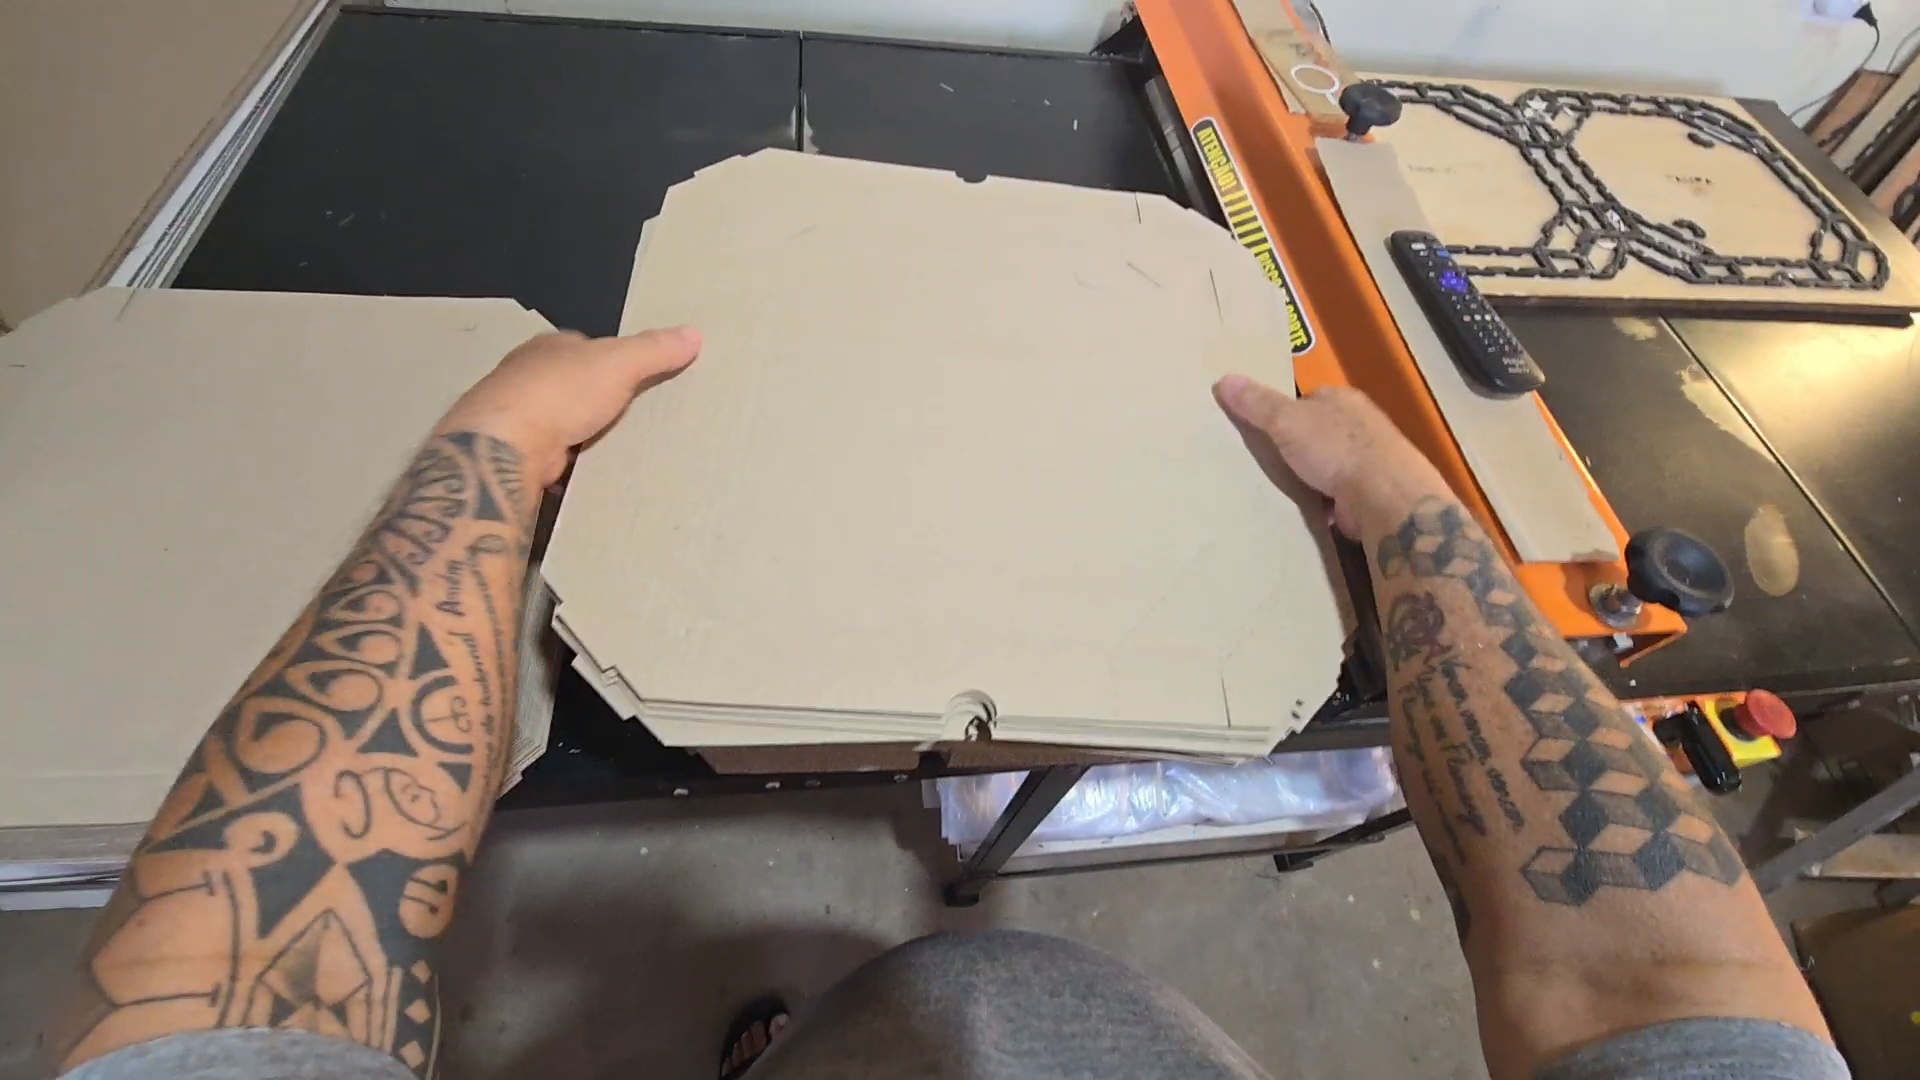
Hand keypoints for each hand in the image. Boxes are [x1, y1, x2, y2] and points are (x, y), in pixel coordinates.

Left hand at [436, 326, 701, 487]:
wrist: (507, 444)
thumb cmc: (562, 393)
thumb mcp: (620, 363)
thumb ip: (655, 350)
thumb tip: (694, 332)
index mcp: (550, 347)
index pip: (585, 346)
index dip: (610, 358)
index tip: (634, 376)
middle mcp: (525, 374)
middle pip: (570, 380)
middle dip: (593, 395)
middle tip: (630, 414)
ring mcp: (515, 412)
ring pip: (558, 416)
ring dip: (578, 428)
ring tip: (613, 443)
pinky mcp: (513, 448)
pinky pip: (549, 450)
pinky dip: (565, 457)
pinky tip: (585, 468)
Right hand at [1212, 374, 1448, 536]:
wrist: (1383, 495)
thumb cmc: (1335, 448)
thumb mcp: (1285, 420)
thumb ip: (1256, 403)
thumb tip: (1223, 378)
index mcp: (1341, 399)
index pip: (1305, 399)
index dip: (1281, 413)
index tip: (1259, 431)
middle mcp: (1359, 424)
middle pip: (1315, 431)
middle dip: (1293, 446)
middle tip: (1263, 461)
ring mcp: (1367, 458)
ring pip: (1326, 462)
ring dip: (1307, 474)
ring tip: (1276, 486)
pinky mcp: (1369, 489)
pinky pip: (1335, 490)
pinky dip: (1320, 497)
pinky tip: (1302, 506)